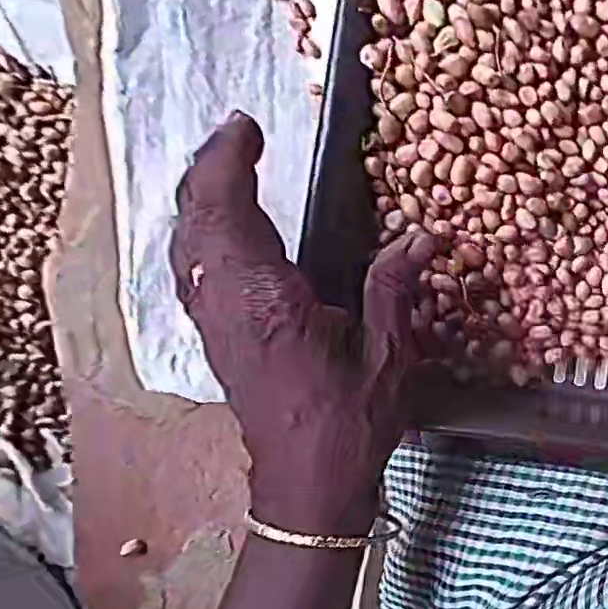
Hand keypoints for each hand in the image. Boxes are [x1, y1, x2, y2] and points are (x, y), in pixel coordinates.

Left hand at [171, 112, 436, 533]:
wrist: (307, 482)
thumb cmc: (352, 424)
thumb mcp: (390, 357)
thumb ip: (393, 290)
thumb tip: (421, 235)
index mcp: (267, 302)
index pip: (229, 211)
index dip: (230, 160)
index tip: (247, 126)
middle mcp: (225, 305)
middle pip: (196, 217)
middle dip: (211, 167)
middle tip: (241, 136)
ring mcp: (211, 322)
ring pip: (185, 241)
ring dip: (202, 197)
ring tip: (231, 169)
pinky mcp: (214, 337)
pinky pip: (193, 268)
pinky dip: (201, 232)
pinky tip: (223, 230)